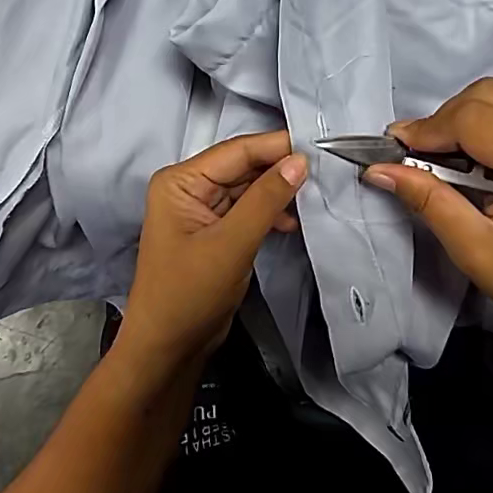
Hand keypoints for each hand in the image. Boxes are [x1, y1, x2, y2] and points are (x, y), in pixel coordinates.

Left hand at [119, 131, 306, 367]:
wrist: (168, 346)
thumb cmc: (189, 294)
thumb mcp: (231, 243)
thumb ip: (266, 199)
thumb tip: (299, 162)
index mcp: (180, 181)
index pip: (236, 151)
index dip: (276, 146)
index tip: (317, 146)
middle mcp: (189, 188)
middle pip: (243, 166)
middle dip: (280, 168)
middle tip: (325, 169)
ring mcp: (202, 209)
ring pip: (248, 187)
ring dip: (278, 191)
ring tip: (315, 195)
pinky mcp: (215, 231)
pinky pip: (247, 209)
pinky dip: (270, 212)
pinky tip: (293, 220)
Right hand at [364, 78, 492, 358]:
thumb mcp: (478, 253)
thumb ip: (428, 202)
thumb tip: (380, 168)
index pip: (477, 119)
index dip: (429, 129)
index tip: (396, 149)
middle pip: (492, 96)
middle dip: (446, 122)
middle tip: (420, 157)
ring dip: (468, 123)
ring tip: (452, 163)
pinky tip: (485, 164)